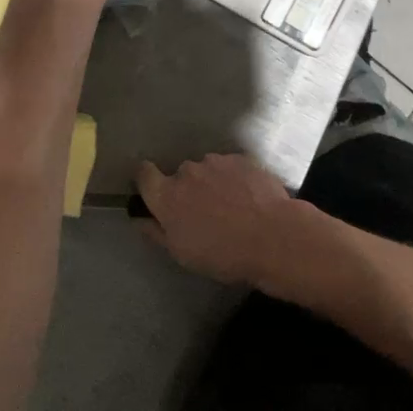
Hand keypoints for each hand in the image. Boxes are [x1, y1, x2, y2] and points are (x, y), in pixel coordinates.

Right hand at [136, 154, 307, 284]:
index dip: (147, 180)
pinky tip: (249, 199)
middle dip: (188, 190)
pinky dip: (235, 179)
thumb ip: (157, 232)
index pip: (144, 174)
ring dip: (212, 183)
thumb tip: (141, 218)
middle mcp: (187, 171)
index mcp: (167, 196)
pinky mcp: (241, 158)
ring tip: (232, 207)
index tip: (155, 190)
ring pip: (207, 170)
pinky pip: (230, 167)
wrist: (272, 236)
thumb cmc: (222, 253)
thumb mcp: (182, 253)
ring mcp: (216, 161)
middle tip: (204, 213)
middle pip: (180, 175)